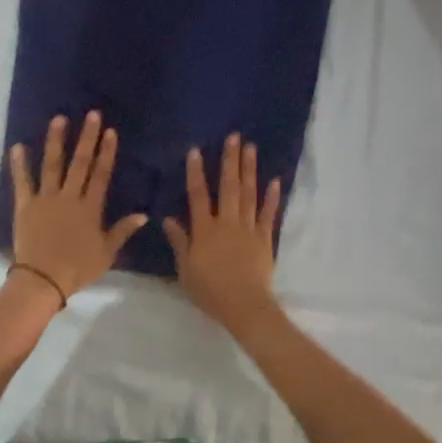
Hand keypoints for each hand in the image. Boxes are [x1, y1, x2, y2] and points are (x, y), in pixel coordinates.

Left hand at [7, 112, 148, 303]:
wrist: (43, 279)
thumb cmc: (77, 268)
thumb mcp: (107, 253)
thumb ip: (122, 231)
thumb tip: (143, 215)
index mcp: (90, 208)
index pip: (101, 174)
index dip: (107, 152)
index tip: (110, 132)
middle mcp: (69, 197)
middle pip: (80, 163)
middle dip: (87, 138)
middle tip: (92, 115)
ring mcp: (46, 199)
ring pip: (52, 165)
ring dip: (56, 141)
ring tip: (59, 119)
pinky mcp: (26, 206)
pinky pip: (22, 182)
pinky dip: (19, 165)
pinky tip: (18, 146)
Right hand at [163, 133, 282, 326]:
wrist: (244, 305)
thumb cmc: (209, 290)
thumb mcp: (185, 269)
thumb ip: (179, 242)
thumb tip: (167, 219)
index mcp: (204, 230)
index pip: (198, 196)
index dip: (196, 173)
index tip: (196, 151)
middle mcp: (226, 222)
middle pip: (228, 187)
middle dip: (230, 161)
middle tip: (234, 137)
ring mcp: (248, 228)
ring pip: (248, 194)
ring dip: (249, 170)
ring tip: (251, 148)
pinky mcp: (265, 238)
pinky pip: (268, 214)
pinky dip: (271, 197)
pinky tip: (274, 180)